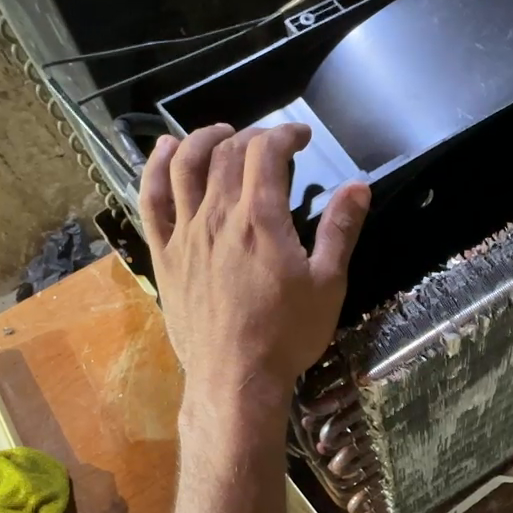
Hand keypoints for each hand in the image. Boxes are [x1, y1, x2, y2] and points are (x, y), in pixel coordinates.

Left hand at [137, 123, 370, 412]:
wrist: (236, 378)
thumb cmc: (287, 335)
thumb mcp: (326, 286)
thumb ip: (340, 232)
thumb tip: (359, 188)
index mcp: (261, 220)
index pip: (267, 153)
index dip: (284, 134)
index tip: (301, 135)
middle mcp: (218, 216)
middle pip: (226, 154)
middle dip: (251, 137)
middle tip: (270, 143)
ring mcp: (186, 234)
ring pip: (186, 166)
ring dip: (203, 139)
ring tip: (220, 133)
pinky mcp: (166, 255)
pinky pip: (152, 199)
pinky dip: (158, 167)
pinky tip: (166, 152)